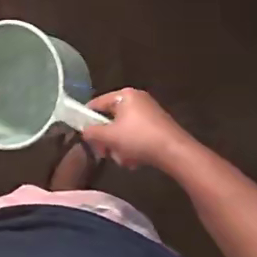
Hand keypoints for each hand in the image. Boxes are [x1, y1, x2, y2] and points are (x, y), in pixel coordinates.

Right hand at [80, 88, 199, 172]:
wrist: (174, 151)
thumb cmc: (138, 139)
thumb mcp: (110, 136)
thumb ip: (92, 132)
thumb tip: (85, 131)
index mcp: (125, 95)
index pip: (98, 103)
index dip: (87, 118)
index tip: (83, 133)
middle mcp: (137, 99)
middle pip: (111, 118)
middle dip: (107, 138)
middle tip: (104, 152)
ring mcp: (149, 112)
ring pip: (123, 129)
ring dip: (120, 146)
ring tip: (123, 159)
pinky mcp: (158, 125)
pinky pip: (137, 134)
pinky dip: (133, 147)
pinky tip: (135, 161)